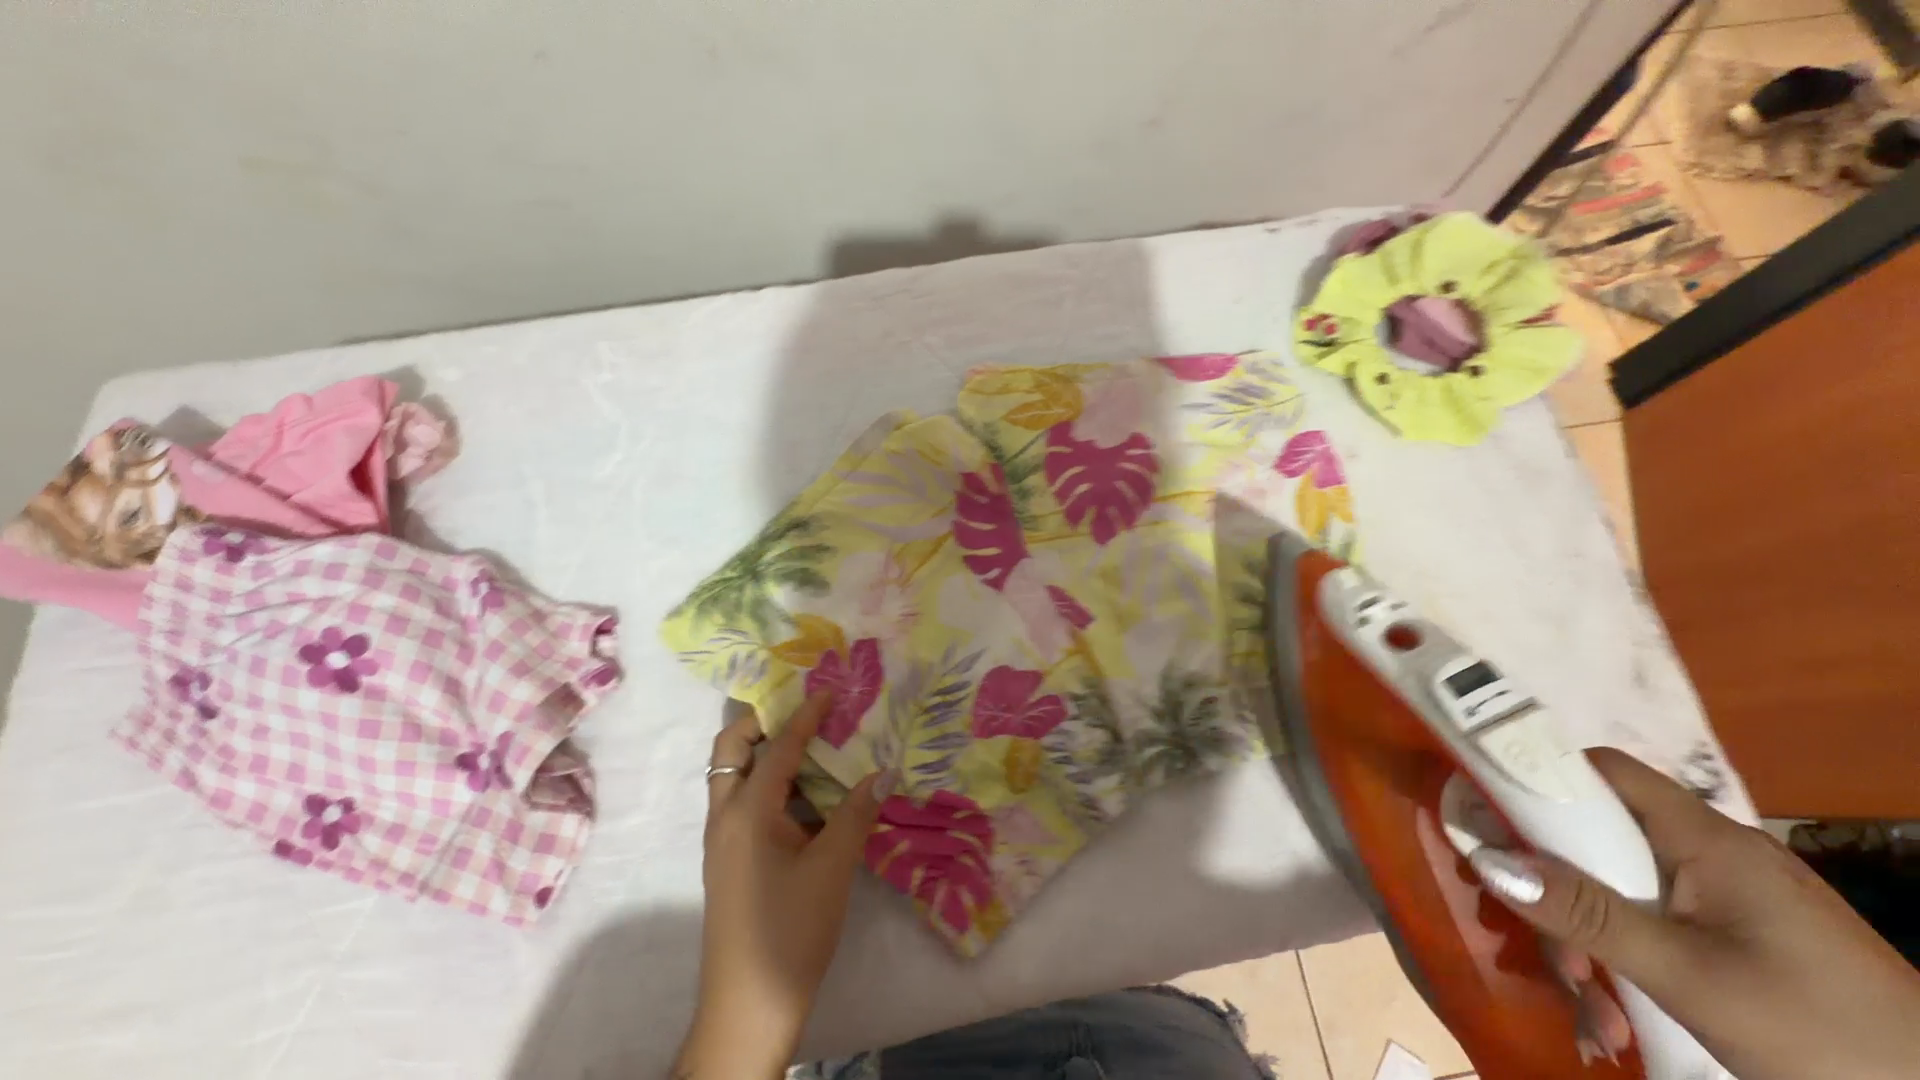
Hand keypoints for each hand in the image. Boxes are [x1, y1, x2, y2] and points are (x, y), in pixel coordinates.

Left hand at [672, 693, 891, 1078]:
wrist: (749, 1003)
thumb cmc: (792, 928)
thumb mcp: (832, 868)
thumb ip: (855, 813)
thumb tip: (880, 771)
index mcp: (747, 811)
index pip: (778, 747)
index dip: (805, 716)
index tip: (828, 690)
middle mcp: (725, 816)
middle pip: (731, 749)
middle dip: (762, 722)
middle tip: (802, 712)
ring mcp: (723, 840)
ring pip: (734, 777)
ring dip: (765, 753)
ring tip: (810, 745)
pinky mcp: (730, 861)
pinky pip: (743, 803)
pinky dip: (769, 785)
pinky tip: (807, 796)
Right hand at [1471, 747, 1919, 1079]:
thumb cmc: (1819, 1030)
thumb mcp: (1688, 977)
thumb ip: (1586, 913)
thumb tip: (1486, 856)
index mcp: (1706, 840)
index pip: (1602, 771)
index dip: (1537, 777)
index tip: (1485, 819)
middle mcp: (1711, 854)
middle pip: (1598, 842)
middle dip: (1556, 894)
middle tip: (1548, 957)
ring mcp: (1725, 898)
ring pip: (1619, 892)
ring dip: (1587, 945)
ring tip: (1595, 1016)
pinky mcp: (1737, 937)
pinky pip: (1652, 926)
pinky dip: (1623, 963)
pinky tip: (1620, 1018)